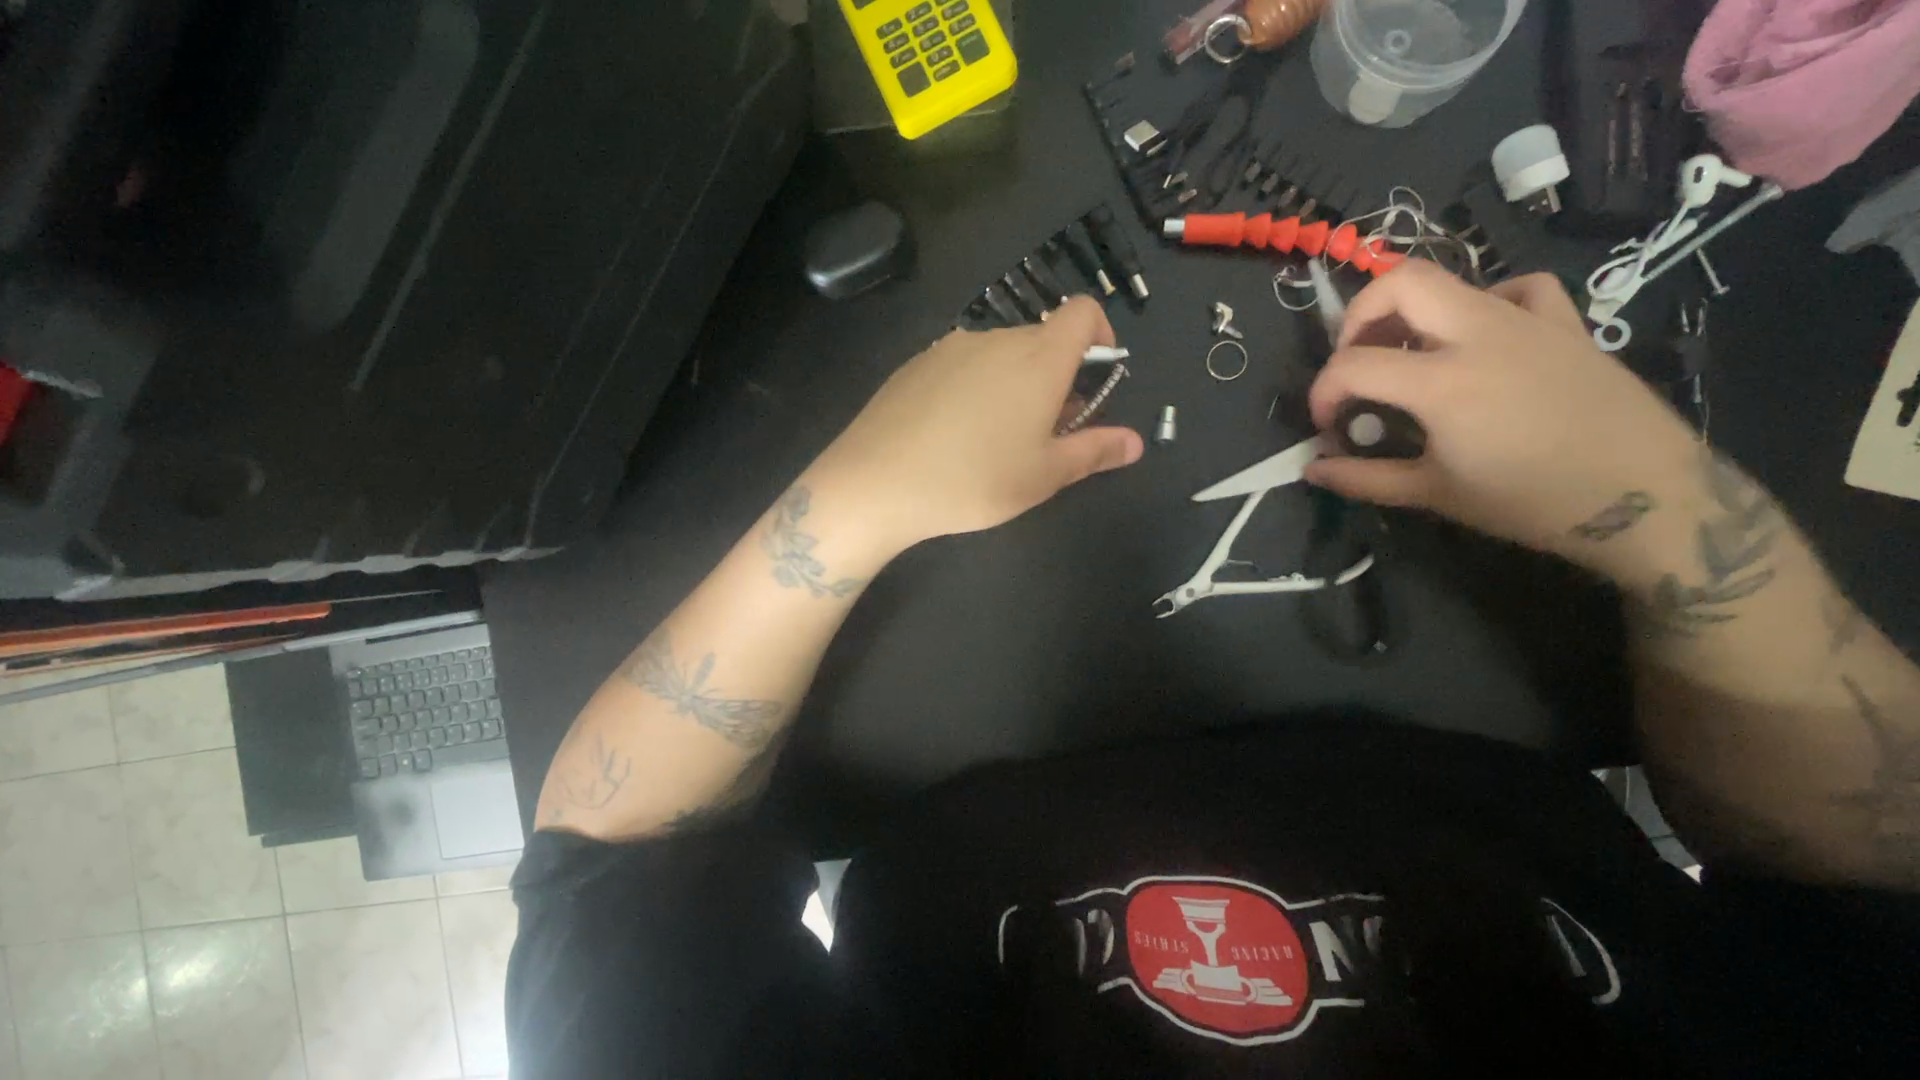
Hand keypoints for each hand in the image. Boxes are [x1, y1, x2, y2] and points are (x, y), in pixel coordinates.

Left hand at [809, 297, 1143, 550]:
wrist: (876, 483)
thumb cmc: (975, 480)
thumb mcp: (1044, 476)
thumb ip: (1093, 452)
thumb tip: (1135, 441)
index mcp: (1038, 359)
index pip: (1083, 312)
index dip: (1101, 333)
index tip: (1097, 373)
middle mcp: (996, 340)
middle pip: (1041, 339)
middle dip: (1057, 375)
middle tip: (1049, 431)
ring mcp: (950, 348)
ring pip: (1000, 354)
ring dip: (1015, 383)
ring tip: (999, 439)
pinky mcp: (915, 364)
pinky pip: (962, 366)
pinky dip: (975, 388)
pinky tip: (954, 435)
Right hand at [1305, 261, 1701, 573]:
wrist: (1644, 498)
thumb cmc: (1530, 502)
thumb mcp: (1435, 494)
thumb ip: (1366, 478)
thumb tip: (1313, 469)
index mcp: (1442, 381)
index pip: (1353, 364)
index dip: (1323, 392)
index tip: (1326, 424)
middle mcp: (1480, 333)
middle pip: (1400, 282)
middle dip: (1359, 315)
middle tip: (1356, 358)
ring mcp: (1528, 321)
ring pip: (1453, 281)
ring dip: (1413, 311)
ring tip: (1409, 354)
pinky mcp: (1566, 325)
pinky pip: (1519, 289)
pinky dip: (1488, 302)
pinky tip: (1484, 337)